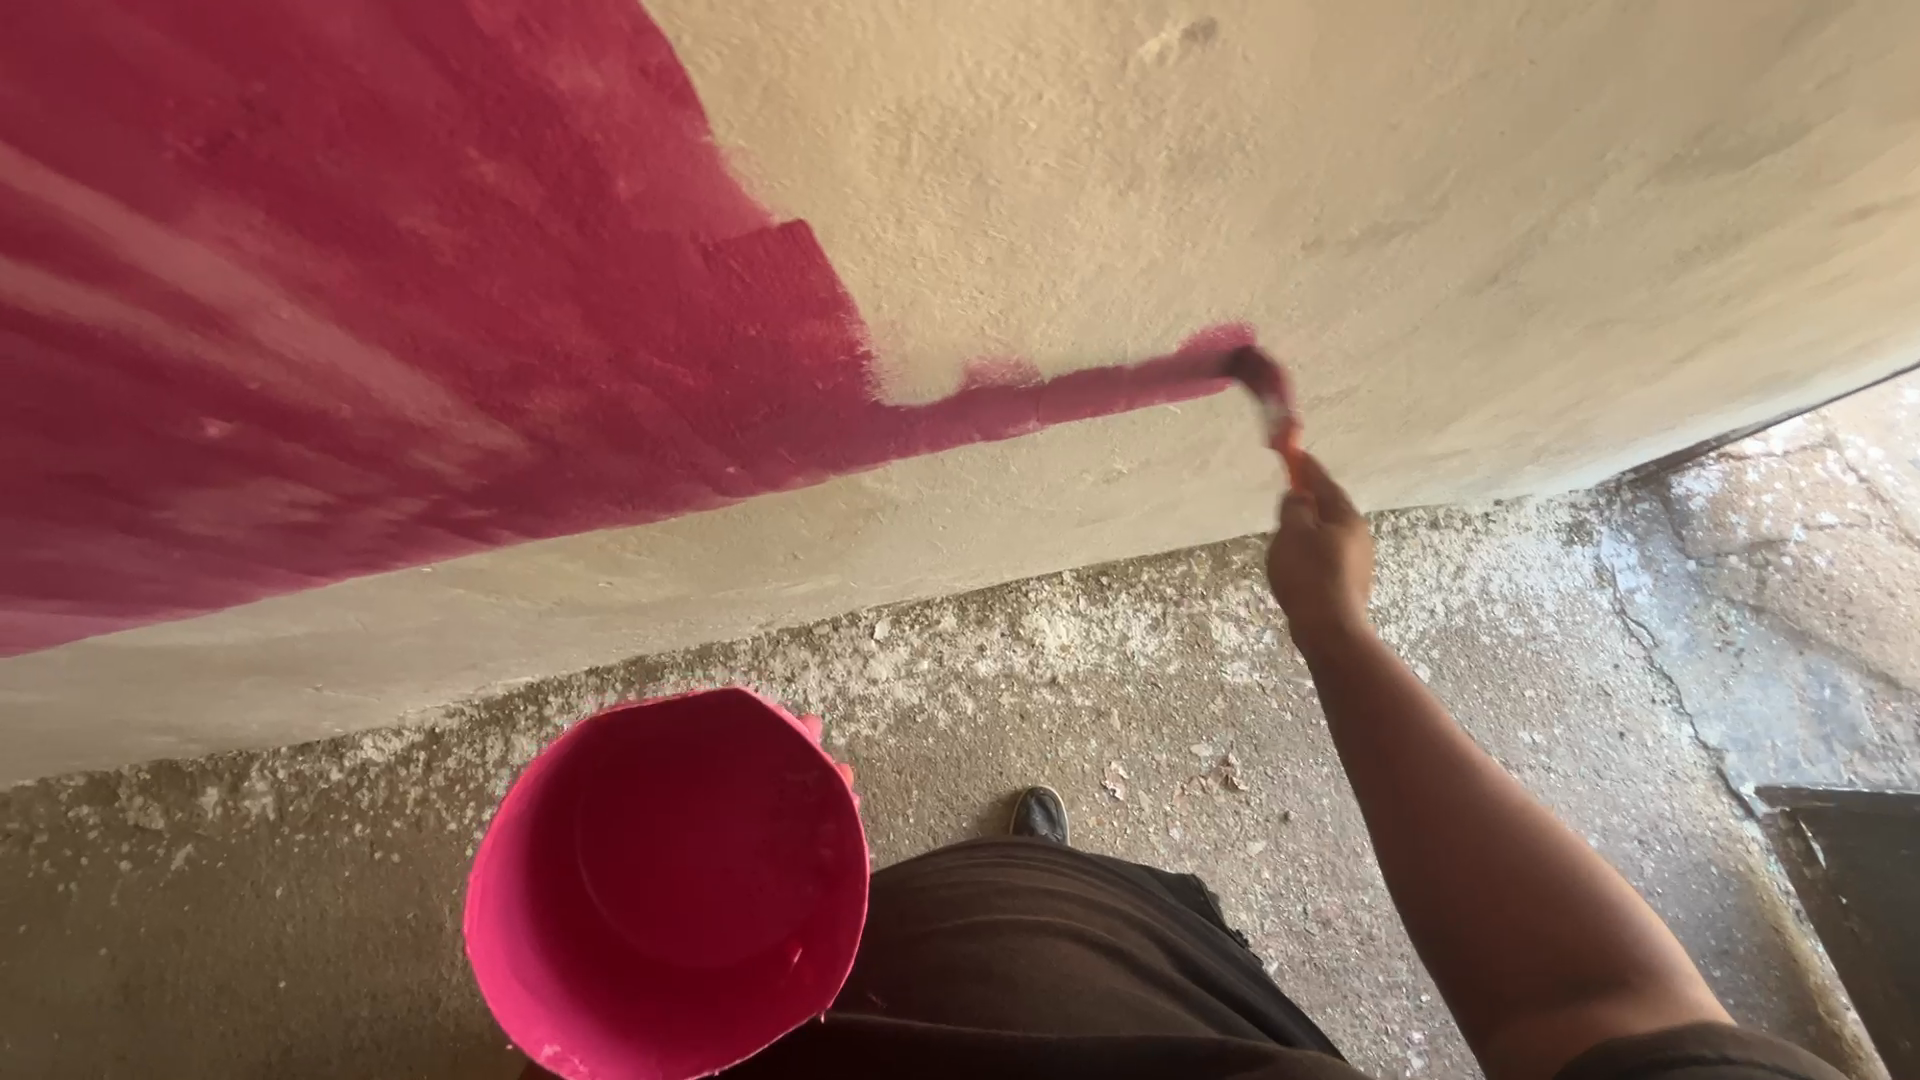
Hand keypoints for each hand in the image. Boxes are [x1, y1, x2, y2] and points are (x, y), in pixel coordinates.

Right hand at [1265, 451, 1373, 647]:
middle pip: (1329, 508)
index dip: (1306, 468)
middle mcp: (1358, 534)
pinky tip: (1298, 561)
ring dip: (1310, 527)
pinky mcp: (1350, 581)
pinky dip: (1312, 549)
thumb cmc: (1308, 574)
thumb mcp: (1292, 533)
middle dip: (1309, 500)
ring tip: (1287, 533)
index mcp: (1345, 517)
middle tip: (1289, 493)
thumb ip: (1294, 508)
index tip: (1295, 453)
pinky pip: (1328, 554)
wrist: (1329, 626)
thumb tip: (1299, 496)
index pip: (1323, 483)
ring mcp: (1358, 560)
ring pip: (1329, 533)